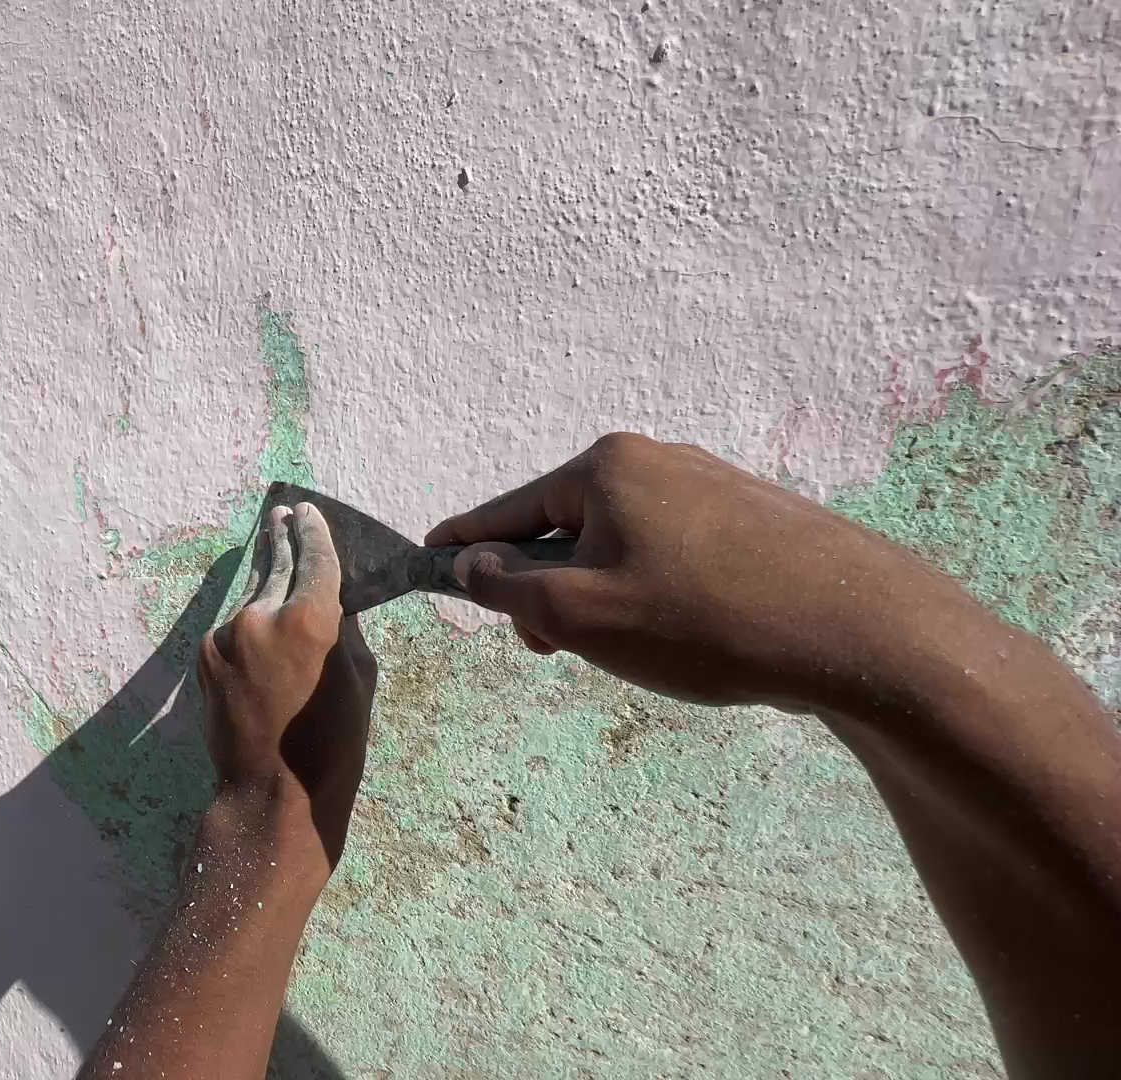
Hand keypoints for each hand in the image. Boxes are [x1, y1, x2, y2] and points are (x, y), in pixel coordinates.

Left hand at [199, 502, 376, 864]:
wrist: (270, 793)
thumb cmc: (333, 745)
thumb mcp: (360, 681)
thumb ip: (343, 629)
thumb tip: (330, 599)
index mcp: (310, 620)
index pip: (314, 558)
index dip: (313, 531)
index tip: (307, 511)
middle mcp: (261, 616)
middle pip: (276, 564)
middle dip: (281, 537)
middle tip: (281, 513)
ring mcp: (227, 634)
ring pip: (252, 593)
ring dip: (264, 578)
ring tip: (272, 551)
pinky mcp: (206, 653)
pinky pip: (234, 624)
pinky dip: (249, 618)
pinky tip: (259, 623)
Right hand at [425, 432, 983, 713]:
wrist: (878, 639)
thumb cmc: (702, 622)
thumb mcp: (578, 613)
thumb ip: (505, 586)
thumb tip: (470, 562)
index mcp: (603, 469)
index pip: (504, 511)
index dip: (460, 543)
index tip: (426, 560)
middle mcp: (653, 460)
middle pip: (559, 527)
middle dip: (540, 585)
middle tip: (548, 646)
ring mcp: (709, 483)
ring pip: (611, 541)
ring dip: (590, 590)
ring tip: (618, 645)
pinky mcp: (751, 514)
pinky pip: (662, 546)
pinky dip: (640, 585)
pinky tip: (671, 628)